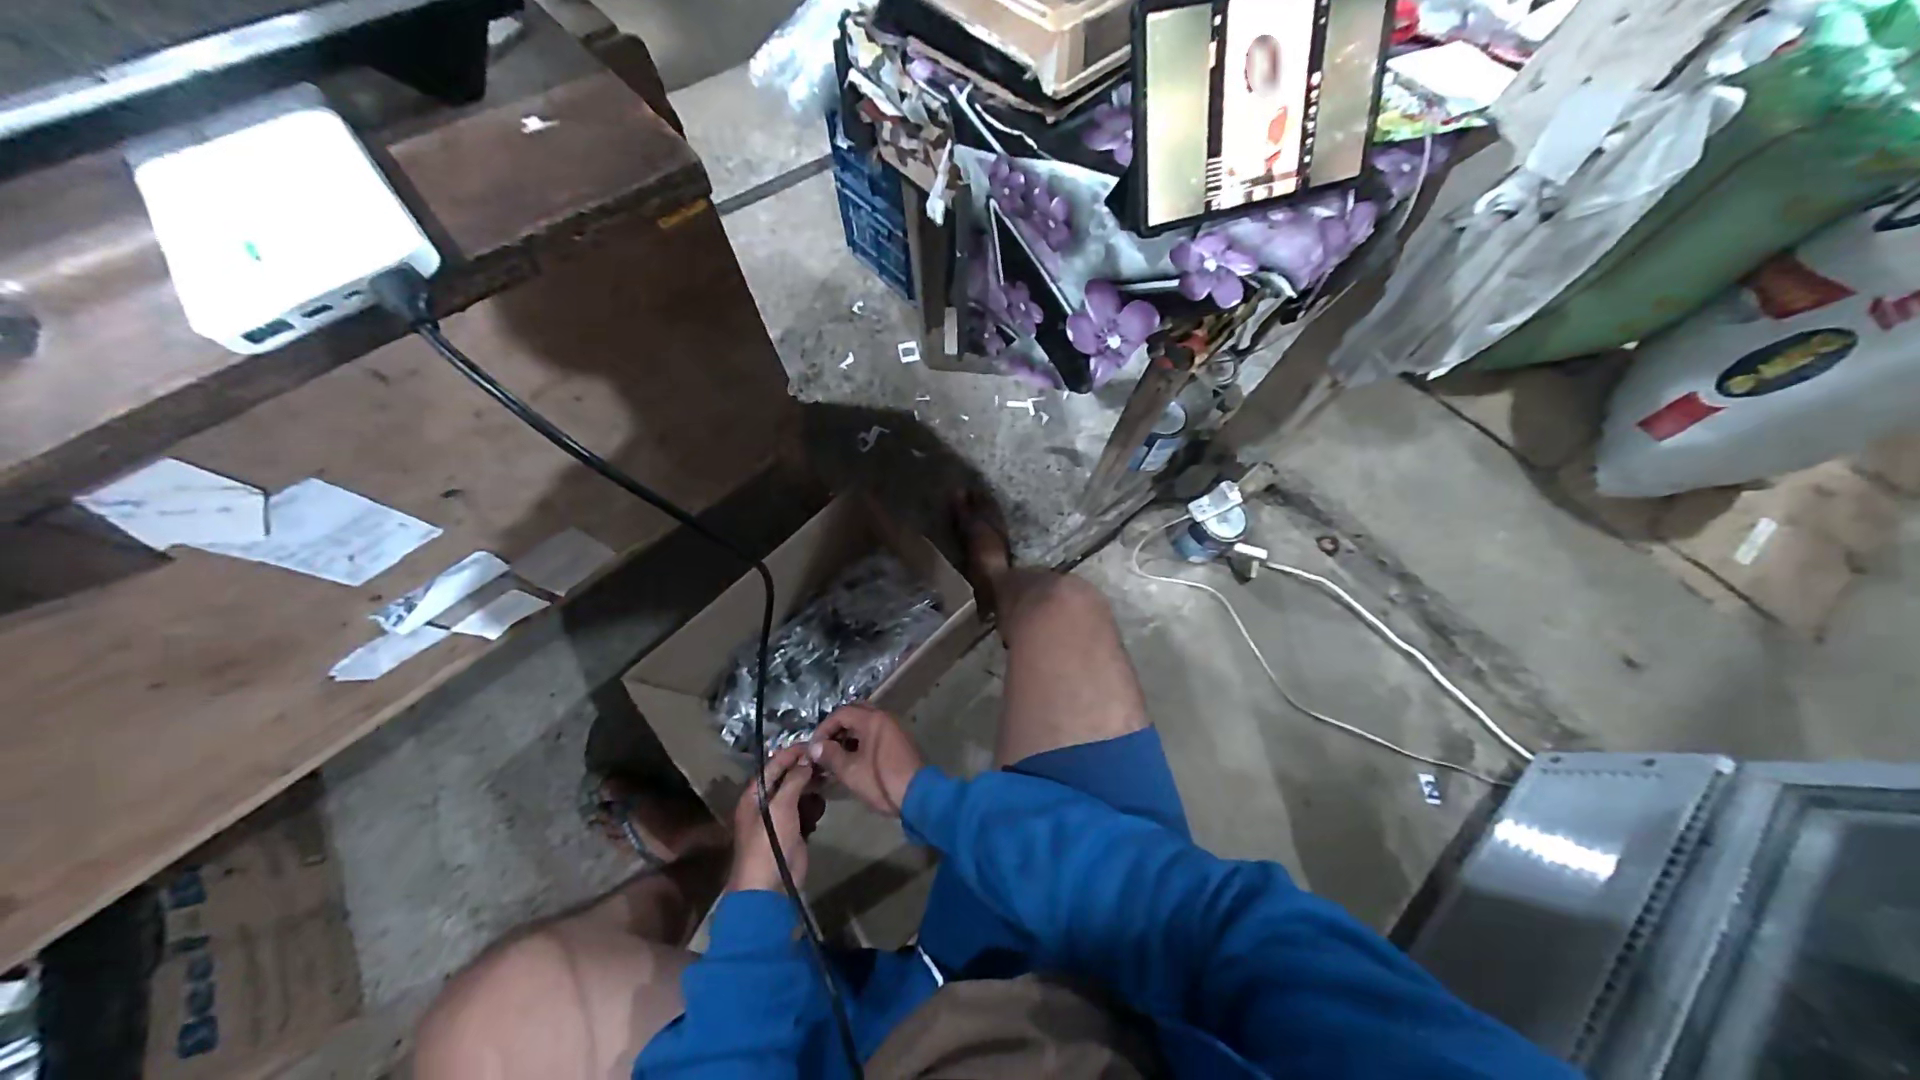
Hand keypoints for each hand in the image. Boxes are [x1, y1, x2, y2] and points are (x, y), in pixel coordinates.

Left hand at [727, 744, 824, 894]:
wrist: (768, 886)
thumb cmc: (768, 843)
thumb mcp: (780, 807)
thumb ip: (794, 780)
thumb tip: (806, 758)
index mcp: (754, 795)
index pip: (773, 766)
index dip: (791, 753)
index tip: (813, 744)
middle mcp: (765, 803)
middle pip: (786, 778)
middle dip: (805, 768)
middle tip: (826, 759)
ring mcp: (779, 818)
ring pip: (798, 794)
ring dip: (812, 785)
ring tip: (829, 776)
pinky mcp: (793, 831)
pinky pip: (805, 810)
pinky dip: (814, 804)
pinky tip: (825, 799)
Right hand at [809, 703, 924, 818]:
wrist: (918, 795)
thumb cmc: (881, 781)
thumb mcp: (851, 771)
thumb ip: (831, 755)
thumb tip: (815, 746)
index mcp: (873, 720)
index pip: (841, 713)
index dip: (824, 728)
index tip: (814, 746)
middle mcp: (885, 718)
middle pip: (855, 713)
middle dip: (837, 728)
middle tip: (825, 746)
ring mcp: (895, 728)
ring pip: (867, 722)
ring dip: (850, 734)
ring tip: (836, 754)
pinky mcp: (900, 741)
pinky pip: (876, 732)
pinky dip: (862, 739)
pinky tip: (854, 757)